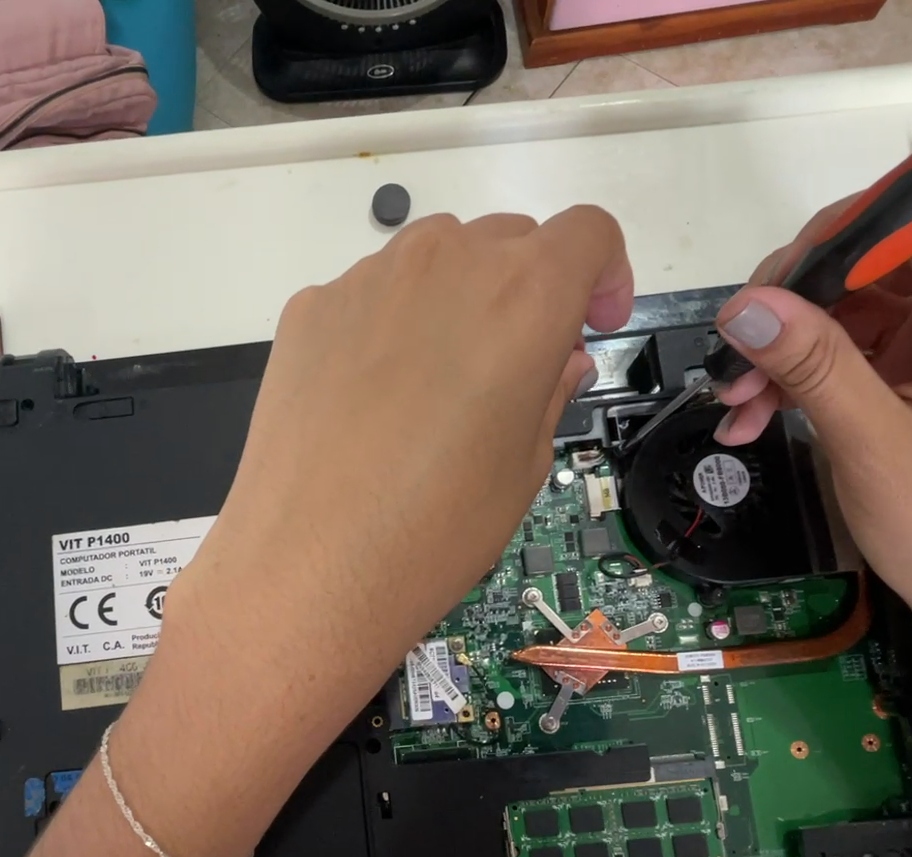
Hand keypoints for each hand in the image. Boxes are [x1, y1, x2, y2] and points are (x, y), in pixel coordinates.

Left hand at [172, 209, 632, 698]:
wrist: (307, 568)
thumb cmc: (432, 531)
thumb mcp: (524, 467)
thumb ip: (550, 389)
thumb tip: (557, 356)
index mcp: (521, 296)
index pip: (588, 233)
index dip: (604, 275)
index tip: (592, 324)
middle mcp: (443, 264)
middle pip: (508, 241)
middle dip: (529, 290)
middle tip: (517, 365)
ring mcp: (365, 281)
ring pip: (434, 260)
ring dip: (457, 299)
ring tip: (440, 383)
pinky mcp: (308, 311)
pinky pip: (370, 296)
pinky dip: (390, 325)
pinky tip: (373, 398)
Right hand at [706, 196, 911, 656]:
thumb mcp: (875, 451)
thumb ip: (815, 368)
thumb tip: (746, 305)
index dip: (859, 225)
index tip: (778, 274)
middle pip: (889, 260)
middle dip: (802, 299)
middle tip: (736, 345)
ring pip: (860, 309)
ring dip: (789, 348)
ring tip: (733, 401)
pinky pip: (857, 353)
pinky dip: (803, 379)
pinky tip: (754, 418)